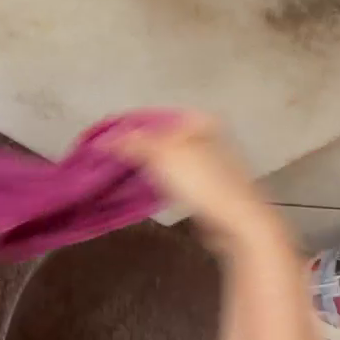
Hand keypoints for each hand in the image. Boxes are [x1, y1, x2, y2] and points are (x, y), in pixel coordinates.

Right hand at [109, 114, 286, 253]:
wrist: (238, 222)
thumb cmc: (202, 182)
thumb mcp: (161, 154)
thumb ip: (130, 143)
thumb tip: (102, 140)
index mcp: (198, 119)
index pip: (151, 116)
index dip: (126, 127)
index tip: (103, 140)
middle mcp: (205, 134)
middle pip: (157, 136)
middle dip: (133, 145)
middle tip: (106, 156)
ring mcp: (208, 160)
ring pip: (164, 156)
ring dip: (143, 163)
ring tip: (117, 170)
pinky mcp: (206, 184)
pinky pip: (172, 174)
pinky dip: (156, 178)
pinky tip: (141, 186)